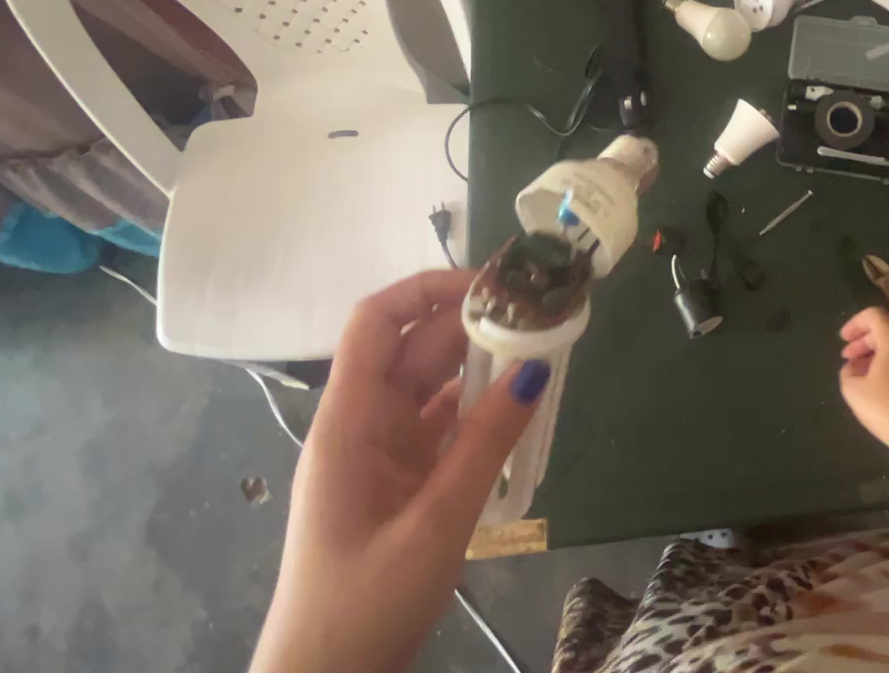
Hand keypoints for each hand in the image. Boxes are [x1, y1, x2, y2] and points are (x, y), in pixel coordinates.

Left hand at [249, 269, 551, 672]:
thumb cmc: (364, 603)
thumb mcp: (437, 521)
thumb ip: (487, 441)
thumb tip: (535, 366)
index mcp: (349, 421)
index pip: (376, 323)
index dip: (426, 290)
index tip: (490, 284)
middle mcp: (363, 423)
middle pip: (413, 349)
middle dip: (470, 323)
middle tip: (536, 312)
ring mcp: (382, 451)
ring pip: (432, 385)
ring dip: (479, 364)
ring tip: (539, 346)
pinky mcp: (402, 478)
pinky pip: (442, 424)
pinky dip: (479, 407)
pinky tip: (518, 403)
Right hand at [838, 306, 888, 452]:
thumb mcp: (854, 391)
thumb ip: (847, 373)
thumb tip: (853, 368)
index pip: (874, 315)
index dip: (855, 324)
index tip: (843, 340)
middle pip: (888, 328)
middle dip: (865, 340)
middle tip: (849, 358)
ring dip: (879, 353)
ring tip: (863, 374)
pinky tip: (883, 386)